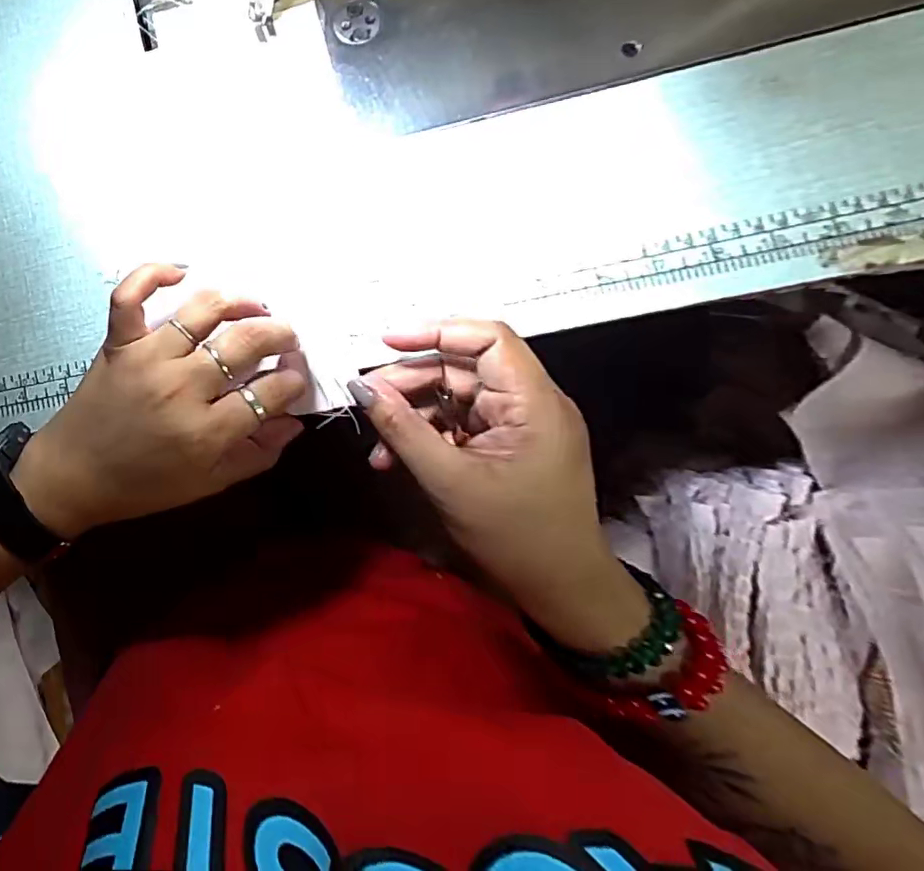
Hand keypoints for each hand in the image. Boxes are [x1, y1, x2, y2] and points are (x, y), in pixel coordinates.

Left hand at [12, 263, 307, 538]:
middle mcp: (180, 388)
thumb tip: (294, 421)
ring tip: (256, 307)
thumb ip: (257, 455)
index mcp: (205, 432)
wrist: (73, 477)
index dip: (293, 380)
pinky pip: (130, 296)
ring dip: (239, 302)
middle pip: (244, 344)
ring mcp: (147, 359)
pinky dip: (152, 275)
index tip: (297, 375)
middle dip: (279, 335)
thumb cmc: (144, 485)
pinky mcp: (118, 343)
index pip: (267, 393)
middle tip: (287, 337)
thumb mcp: (208, 484)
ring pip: (202, 312)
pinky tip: (180, 273)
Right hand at [349, 320, 647, 650]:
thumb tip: (362, 388)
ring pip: (456, 396)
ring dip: (414, 414)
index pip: (488, 339)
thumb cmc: (515, 537)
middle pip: (464, 367)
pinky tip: (395, 457)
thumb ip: (403, 430)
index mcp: (534, 401)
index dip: (436, 331)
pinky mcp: (506, 443)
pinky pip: (460, 423)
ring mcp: (519, 423)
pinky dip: (428, 435)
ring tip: (379, 442)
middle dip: (412, 381)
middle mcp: (530, 402)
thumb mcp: (450, 481)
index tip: (387, 343)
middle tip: (368, 399)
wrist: (561, 591)